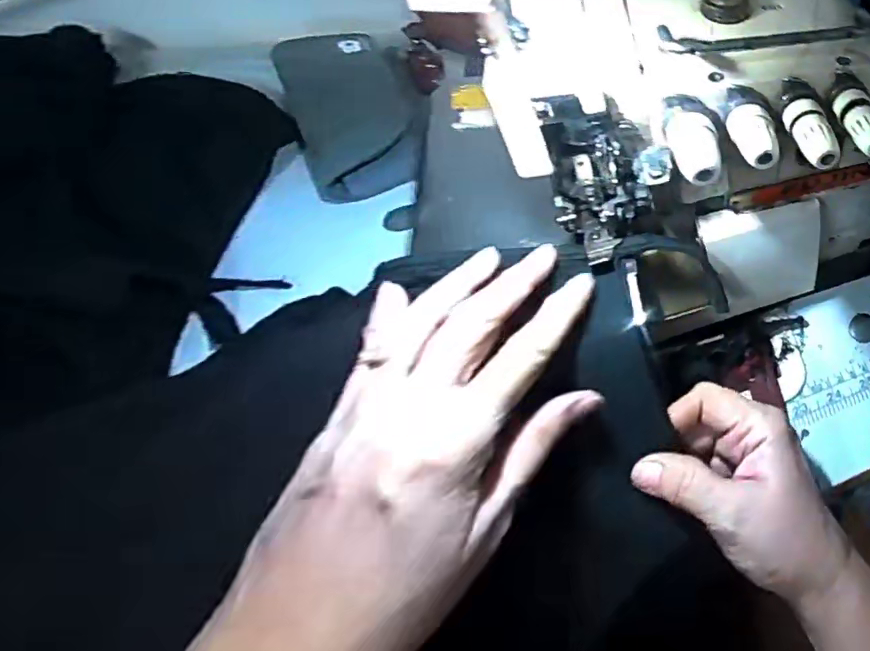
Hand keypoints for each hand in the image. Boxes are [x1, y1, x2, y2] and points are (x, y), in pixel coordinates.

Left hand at [190, 246, 597, 650]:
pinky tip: (399, 290)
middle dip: (513, 284)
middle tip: (544, 256)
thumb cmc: (405, 594)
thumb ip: (532, 451)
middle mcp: (408, 411)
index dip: (558, 314)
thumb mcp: (486, 530)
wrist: (283, 647)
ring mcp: (363, 411)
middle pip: (469, 327)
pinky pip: (366, 354)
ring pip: (417, 326)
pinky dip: (388, 316)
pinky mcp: (332, 422)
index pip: (522, 357)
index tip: (582, 283)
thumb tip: (586, 399)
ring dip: (457, 284)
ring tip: (489, 257)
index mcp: (455, 440)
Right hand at [629, 383, 852, 606]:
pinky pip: (704, 466)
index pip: (706, 398)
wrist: (813, 574)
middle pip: (700, 419)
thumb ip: (685, 484)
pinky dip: (686, 480)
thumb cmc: (781, 537)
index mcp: (759, 423)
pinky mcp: (739, 476)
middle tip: (642, 476)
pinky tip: (668, 498)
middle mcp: (752, 429)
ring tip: (650, 489)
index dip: (675, 417)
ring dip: (677, 465)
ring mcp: (746, 453)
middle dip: (672, 444)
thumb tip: (638, 466)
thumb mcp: (729, 511)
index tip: (646, 452)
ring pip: (698, 444)